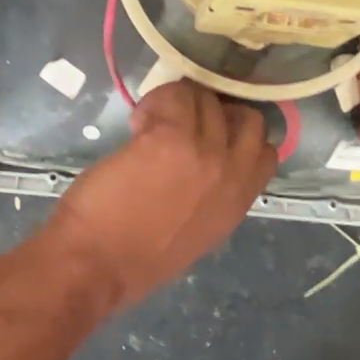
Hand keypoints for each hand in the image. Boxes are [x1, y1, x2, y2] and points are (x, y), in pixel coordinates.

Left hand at [46, 81, 277, 305]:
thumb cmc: (133, 259)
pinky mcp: (170, 136)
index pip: (264, 153)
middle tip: (182, 122)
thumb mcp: (193, 232)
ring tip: (151, 123)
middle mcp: (231, 175)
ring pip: (209, 101)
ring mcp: (204, 153)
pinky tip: (138, 124)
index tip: (207, 136)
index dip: (237, 136)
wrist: (96, 263)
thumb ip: (209, 197)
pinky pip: (176, 96)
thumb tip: (199, 166)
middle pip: (247, 119)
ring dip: (181, 103)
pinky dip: (157, 101)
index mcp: (237, 204)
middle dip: (217, 113)